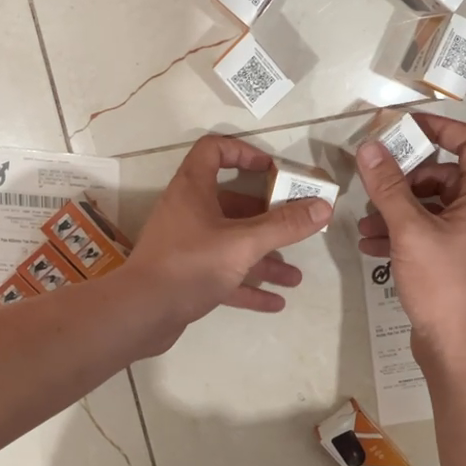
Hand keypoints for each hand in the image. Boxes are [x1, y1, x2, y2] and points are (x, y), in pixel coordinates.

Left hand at [125, 135, 332, 329]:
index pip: (214, 151)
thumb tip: (322, 207)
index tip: (272, 170)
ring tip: (295, 277)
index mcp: (193, 190)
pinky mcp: (187, 278)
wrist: (142, 314)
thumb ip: (284, 226)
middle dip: (268, 219)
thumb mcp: (243, 243)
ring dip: (263, 259)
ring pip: (232, 245)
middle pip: (233, 204)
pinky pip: (224, 276)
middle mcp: (188, 213)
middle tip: (296, 228)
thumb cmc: (190, 265)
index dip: (244, 153)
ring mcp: (186, 247)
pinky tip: (275, 302)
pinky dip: (248, 286)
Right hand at [355, 114, 465, 360]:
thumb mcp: (409, 230)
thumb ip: (388, 187)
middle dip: (405, 180)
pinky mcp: (449, 262)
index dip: (440, 128)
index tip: (405, 126)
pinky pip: (423, 235)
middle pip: (443, 176)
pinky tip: (370, 246)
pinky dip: (398, 235)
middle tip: (376, 184)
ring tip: (364, 225)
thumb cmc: (442, 282)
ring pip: (428, 208)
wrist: (455, 343)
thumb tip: (370, 147)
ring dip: (395, 210)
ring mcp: (465, 239)